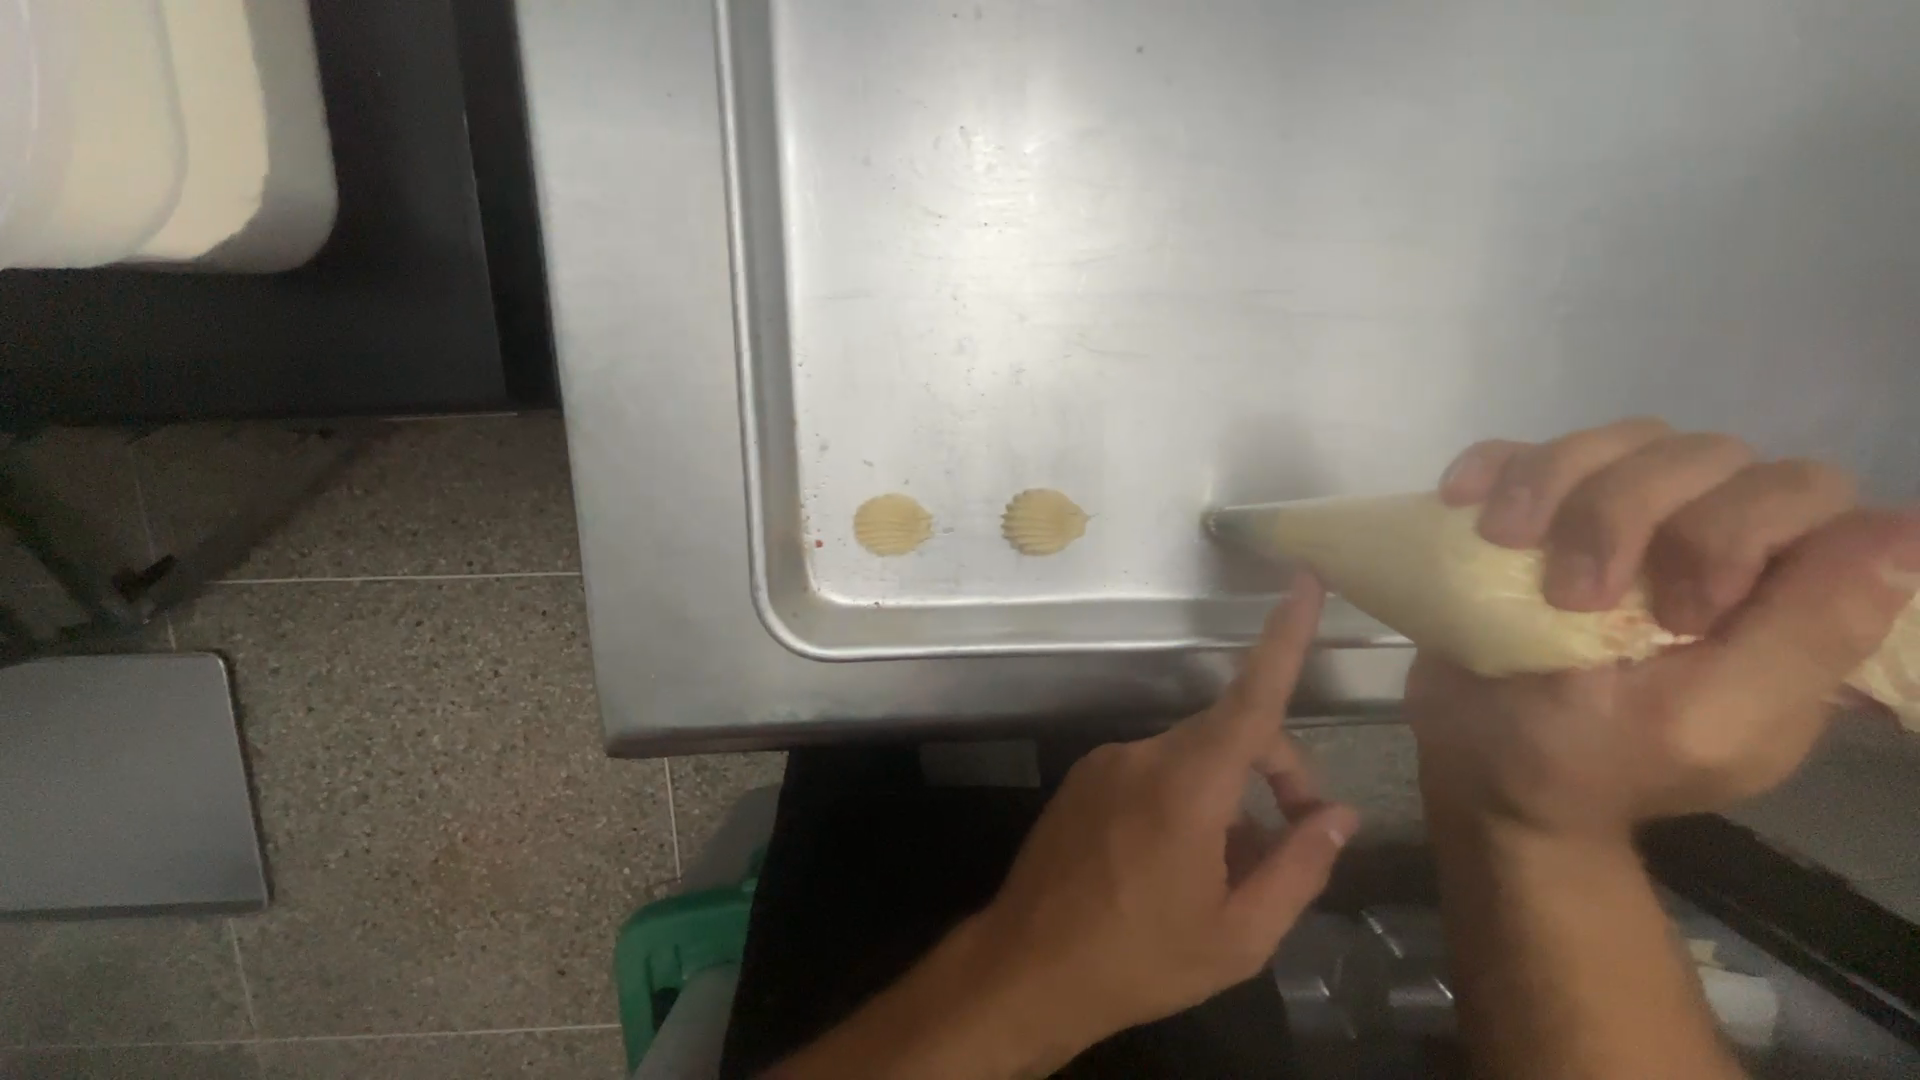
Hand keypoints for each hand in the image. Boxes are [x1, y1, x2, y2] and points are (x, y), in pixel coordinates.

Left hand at [769, 579, 1358, 1079]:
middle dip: (1275, 772)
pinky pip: (1152, 770)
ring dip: (1226, 796)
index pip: (1252, 698)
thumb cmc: (1141, 959)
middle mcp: (1144, 755)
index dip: (1284, 637)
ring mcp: (1106, 762)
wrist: (1027, 967)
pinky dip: (1183, 798)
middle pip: (1230, 734)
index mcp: (1189, 787)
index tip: (1303, 581)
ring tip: (1229, 869)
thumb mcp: (1240, 934)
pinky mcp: (1083, 778)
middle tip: (1298, 840)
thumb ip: (1299, 866)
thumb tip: (1339, 815)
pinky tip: (1177, 859)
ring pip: (1191, 756)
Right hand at [1414, 417, 1918, 838]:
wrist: (1479, 762)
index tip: (1670, 615)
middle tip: (1568, 597)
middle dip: (1621, 513)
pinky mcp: (1528, 513)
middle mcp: (1702, 536)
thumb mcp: (1710, 720)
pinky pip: (1516, 449)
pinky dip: (1491, 466)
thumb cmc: (1588, 758)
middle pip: (1701, 454)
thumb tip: (1904, 530)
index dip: (1732, 532)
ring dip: (1548, 483)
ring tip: (1504, 542)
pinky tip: (1461, 501)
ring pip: (1612, 439)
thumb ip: (1808, 634)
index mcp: (1772, 590)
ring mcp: (1606, 516)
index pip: (1799, 494)